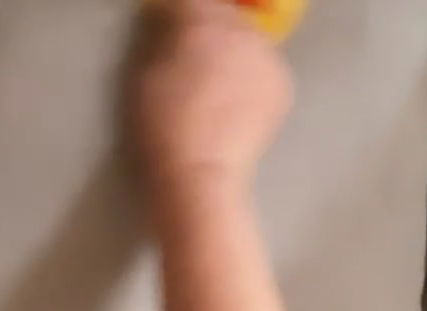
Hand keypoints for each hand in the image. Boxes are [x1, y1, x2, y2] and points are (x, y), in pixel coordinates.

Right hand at [135, 0, 294, 193]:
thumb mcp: (144, 84)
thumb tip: (170, 22)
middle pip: (226, 15)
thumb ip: (160, 43)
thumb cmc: (161, 134)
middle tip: (191, 53)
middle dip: (209, 27)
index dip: (174, 11)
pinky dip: (248, 78)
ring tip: (214, 83)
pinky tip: (232, 105)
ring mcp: (267, 55)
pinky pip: (262, 69)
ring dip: (231, 52)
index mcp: (201, 25)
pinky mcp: (282, 84)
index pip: (189, 1)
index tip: (164, 21)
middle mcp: (241, 30)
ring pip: (248, 41)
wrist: (201, 177)